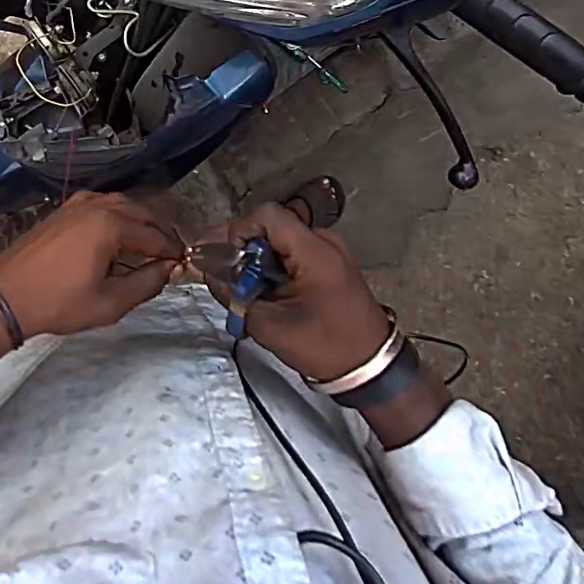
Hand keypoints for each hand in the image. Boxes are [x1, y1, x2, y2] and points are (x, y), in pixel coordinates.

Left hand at [0, 192, 183, 362]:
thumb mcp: (108, 303)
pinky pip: (103, 202)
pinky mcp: (66, 208)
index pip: (153, 235)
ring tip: (152, 240)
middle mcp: (97, 206)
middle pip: (142, 211)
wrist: (6, 295)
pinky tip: (121, 230)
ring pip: (123, 203)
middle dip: (161, 230)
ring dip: (141, 219)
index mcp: (110, 225)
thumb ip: (145, 284)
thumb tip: (168, 270)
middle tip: (172, 250)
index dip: (171, 251)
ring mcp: (79, 203)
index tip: (183, 264)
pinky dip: (120, 213)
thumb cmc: (57, 303)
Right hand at [203, 203, 389, 382]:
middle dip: (244, 249)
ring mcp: (330, 250)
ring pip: (280, 239)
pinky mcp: (330, 262)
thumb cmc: (327, 347)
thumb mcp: (272, 327)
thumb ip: (234, 297)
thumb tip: (210, 274)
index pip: (267, 215)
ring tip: (247, 289)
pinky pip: (293, 251)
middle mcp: (324, 241)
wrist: (374, 368)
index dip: (239, 231)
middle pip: (271, 226)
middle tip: (228, 276)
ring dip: (258, 259)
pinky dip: (274, 266)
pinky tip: (267, 292)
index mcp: (314, 251)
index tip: (227, 259)